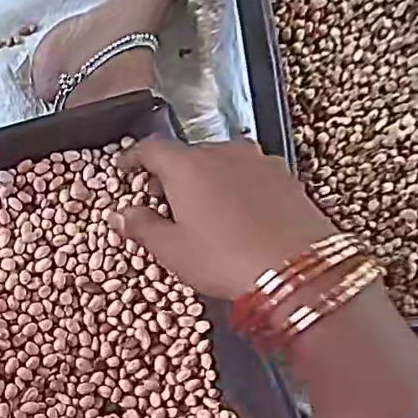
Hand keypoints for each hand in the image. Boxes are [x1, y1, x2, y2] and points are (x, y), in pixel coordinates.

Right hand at [107, 137, 336, 298]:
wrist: (296, 268)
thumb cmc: (223, 259)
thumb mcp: (172, 250)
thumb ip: (142, 227)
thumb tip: (121, 213)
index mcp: (187, 166)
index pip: (151, 149)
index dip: (133, 157)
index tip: (124, 168)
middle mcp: (223, 153)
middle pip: (187, 154)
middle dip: (170, 173)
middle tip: (160, 199)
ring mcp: (258, 162)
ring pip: (220, 162)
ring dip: (204, 179)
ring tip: (199, 209)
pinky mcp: (285, 177)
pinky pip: (247, 175)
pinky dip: (233, 187)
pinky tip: (234, 214)